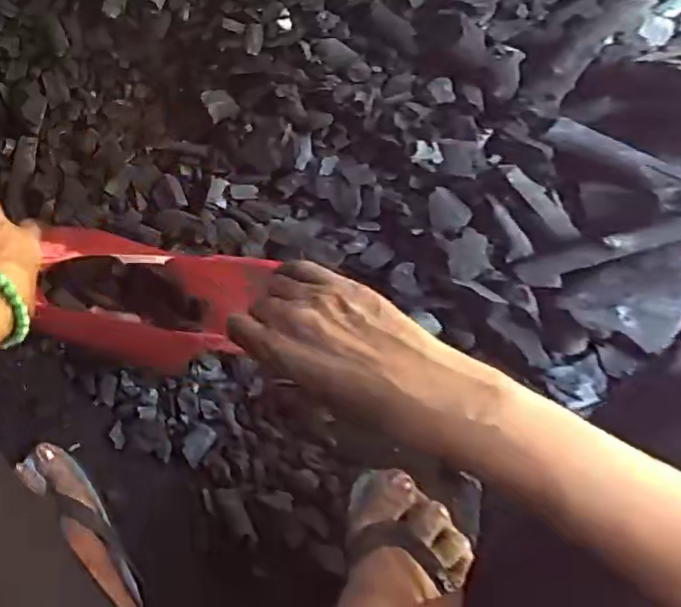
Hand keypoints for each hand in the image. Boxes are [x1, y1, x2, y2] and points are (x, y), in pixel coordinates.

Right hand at [227, 261, 517, 462]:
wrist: (444, 398)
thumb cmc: (383, 414)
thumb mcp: (324, 402)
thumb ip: (288, 374)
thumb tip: (272, 360)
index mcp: (281, 350)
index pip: (236, 324)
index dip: (243, 334)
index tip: (255, 342)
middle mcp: (292, 318)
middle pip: (257, 304)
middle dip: (264, 317)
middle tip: (284, 333)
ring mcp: (318, 297)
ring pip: (275, 283)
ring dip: (280, 296)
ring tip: (298, 310)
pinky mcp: (343, 284)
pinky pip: (300, 266)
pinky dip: (294, 274)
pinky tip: (304, 287)